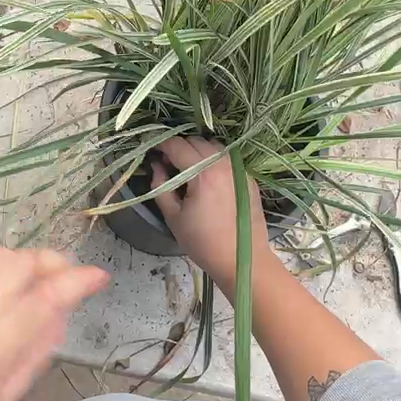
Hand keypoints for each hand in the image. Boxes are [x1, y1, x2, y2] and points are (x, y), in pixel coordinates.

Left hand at [0, 247, 109, 400]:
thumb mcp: (5, 397)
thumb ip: (40, 348)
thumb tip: (65, 308)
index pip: (47, 297)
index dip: (79, 280)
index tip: (99, 277)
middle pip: (23, 261)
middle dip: (50, 264)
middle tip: (61, 280)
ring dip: (20, 264)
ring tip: (25, 285)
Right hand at [150, 137, 275, 289]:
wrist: (242, 259)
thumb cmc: (203, 242)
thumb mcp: (173, 217)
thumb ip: (160, 186)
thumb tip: (156, 165)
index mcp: (202, 173)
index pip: (177, 145)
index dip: (161, 145)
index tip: (152, 151)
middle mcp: (223, 164)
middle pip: (195, 141)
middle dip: (178, 147)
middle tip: (167, 163)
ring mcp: (238, 169)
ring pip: (213, 146)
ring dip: (197, 150)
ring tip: (188, 169)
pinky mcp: (248, 177)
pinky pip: (227, 158)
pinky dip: (213, 160)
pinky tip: (207, 178)